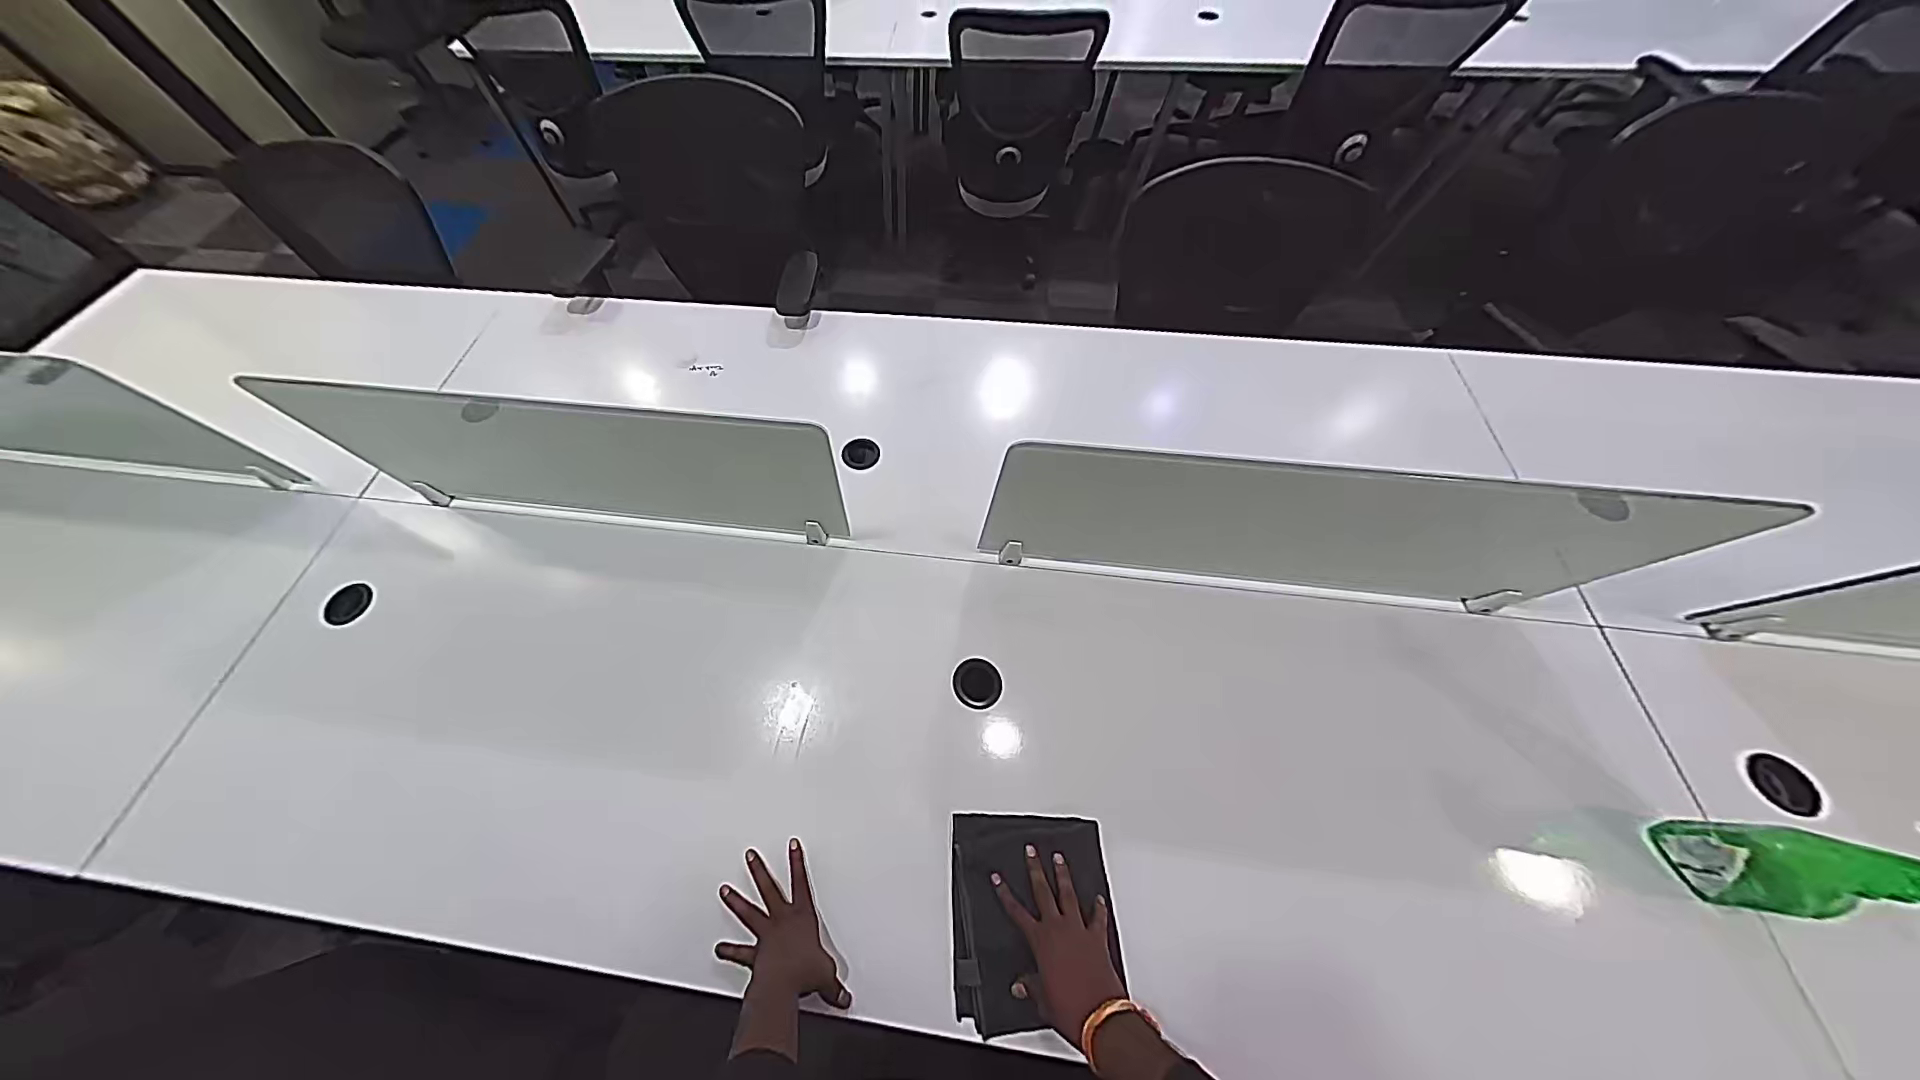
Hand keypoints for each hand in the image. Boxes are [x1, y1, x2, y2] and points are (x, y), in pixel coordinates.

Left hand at [717, 838, 850, 1008]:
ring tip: (724, 889)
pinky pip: (740, 951)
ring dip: (736, 901)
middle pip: (769, 888)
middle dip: (759, 870)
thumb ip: (831, 984)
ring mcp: (766, 935)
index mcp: (803, 916)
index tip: (792, 845)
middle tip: (750, 855)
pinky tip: (718, 948)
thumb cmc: (805, 973)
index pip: (801, 882)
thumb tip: (842, 996)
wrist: (782, 987)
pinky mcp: (753, 955)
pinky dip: (728, 951)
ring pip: (749, 912)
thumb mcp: (826, 975)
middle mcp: (782, 921)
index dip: (797, 862)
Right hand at [994, 844, 1125, 1046]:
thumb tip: (1021, 987)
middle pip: (1043, 891)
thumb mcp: (1042, 999)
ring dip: (1063, 875)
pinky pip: (1097, 916)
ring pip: (1068, 894)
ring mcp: (1079, 930)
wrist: (1100, 1016)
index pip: (1017, 911)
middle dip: (1035, 869)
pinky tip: (1097, 897)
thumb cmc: (1070, 1008)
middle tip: (1032, 851)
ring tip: (1059, 859)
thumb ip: (1030, 987)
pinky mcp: (1098, 937)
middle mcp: (1058, 929)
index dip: (1005, 894)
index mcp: (1041, 941)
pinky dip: (1098, 907)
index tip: (998, 879)